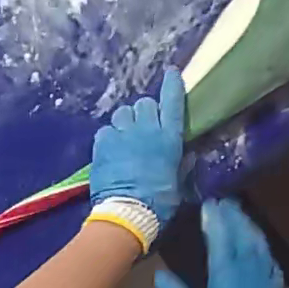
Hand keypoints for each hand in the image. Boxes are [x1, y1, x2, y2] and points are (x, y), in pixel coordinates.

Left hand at [90, 68, 186, 222]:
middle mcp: (147, 129)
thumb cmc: (158, 203)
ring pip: (123, 112)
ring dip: (125, 122)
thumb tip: (186, 156)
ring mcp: (123, 134)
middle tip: (142, 128)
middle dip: (144, 112)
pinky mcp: (102, 143)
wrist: (127, 213)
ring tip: (124, 137)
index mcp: (169, 138)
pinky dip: (108, 137)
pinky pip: (105, 130)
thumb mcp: (177, 185)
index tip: (171, 74)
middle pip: (145, 103)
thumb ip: (181, 166)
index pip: (173, 101)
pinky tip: (109, 150)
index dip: (172, 85)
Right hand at [153, 198, 285, 287]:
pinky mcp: (275, 284)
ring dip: (248, 224)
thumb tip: (158, 276)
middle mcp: (248, 266)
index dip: (215, 217)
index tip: (209, 202)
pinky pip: (268, 255)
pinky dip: (260, 243)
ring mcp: (265, 274)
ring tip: (239, 213)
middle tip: (224, 200)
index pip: (221, 236)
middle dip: (233, 214)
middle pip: (242, 232)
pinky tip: (257, 241)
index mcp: (226, 272)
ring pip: (258, 240)